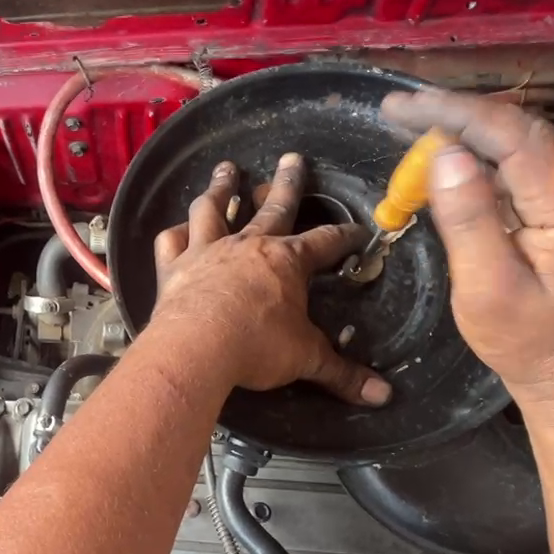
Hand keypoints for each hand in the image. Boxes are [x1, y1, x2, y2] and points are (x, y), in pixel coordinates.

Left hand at [149, 153, 389, 405]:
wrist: (196, 347)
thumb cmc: (256, 347)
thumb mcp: (306, 359)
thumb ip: (342, 373)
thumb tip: (382, 396)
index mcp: (287, 261)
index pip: (325, 242)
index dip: (344, 236)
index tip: (356, 230)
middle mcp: (248, 245)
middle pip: (273, 206)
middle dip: (288, 182)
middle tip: (293, 158)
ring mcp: (206, 251)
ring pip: (214, 208)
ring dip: (221, 188)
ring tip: (226, 171)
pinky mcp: (173, 267)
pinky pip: (170, 240)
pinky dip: (175, 232)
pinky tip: (178, 228)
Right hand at [381, 88, 553, 405]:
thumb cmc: (528, 340)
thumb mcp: (486, 289)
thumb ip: (468, 220)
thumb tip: (444, 156)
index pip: (513, 134)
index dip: (453, 113)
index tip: (400, 106)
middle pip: (519, 128)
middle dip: (453, 116)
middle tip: (395, 114)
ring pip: (521, 139)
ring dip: (465, 132)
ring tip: (410, 130)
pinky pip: (527, 159)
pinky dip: (482, 154)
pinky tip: (448, 159)